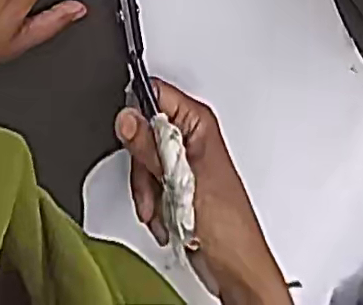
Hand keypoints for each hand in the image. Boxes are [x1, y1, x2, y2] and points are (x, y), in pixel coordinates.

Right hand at [117, 81, 289, 304]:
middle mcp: (190, 136)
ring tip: (159, 207)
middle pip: (144, 127)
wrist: (236, 269)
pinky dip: (149, 200)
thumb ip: (150, 147)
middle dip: (141, 162)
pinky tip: (162, 216)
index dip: (137, 111)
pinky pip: (147, 179)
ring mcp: (182, 160)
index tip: (131, 136)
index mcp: (197, 121)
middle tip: (151, 182)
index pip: (155, 93)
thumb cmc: (227, 225)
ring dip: (145, 188)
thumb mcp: (180, 180)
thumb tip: (127, 118)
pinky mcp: (176, 182)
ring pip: (143, 156)